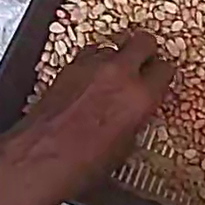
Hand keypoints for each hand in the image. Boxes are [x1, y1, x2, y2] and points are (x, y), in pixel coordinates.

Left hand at [0, 30, 174, 204]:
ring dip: (116, 57)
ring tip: (113, 76)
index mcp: (140, 97)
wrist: (38, 158)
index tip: (160, 80)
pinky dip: (93, 63)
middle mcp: (120, 74)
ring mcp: (92, 66)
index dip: (163, 75)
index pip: (165, 70)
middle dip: (146, 51)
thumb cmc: (82, 163)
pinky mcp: (69, 67)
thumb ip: (135, 120)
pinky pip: (90, 54)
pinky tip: (90, 80)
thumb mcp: (124, 148)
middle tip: (144, 63)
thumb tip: (134, 114)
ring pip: (114, 46)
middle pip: (144, 41)